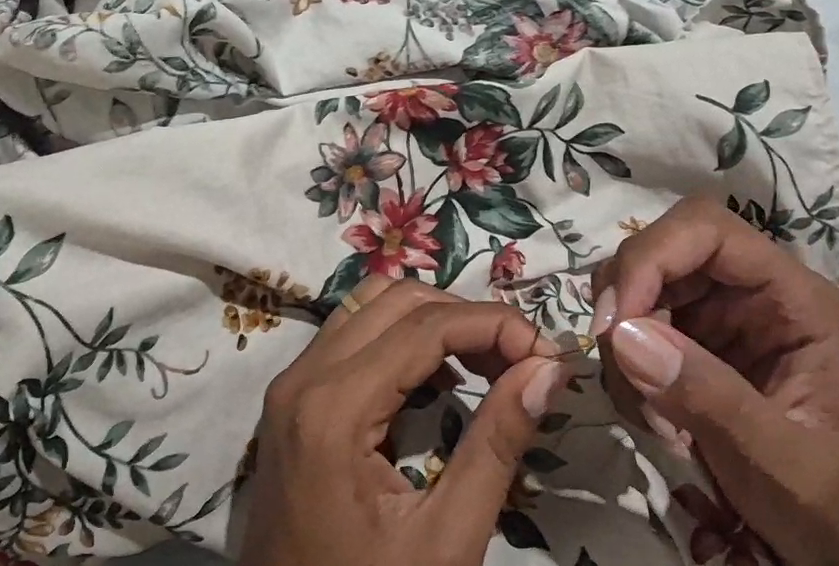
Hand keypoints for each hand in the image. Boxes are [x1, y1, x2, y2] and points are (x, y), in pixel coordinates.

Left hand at [237, 275, 567, 565]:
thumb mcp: (445, 539)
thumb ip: (496, 446)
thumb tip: (547, 370)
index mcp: (333, 408)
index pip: (425, 326)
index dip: (494, 325)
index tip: (546, 354)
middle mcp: (303, 378)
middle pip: (395, 299)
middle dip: (465, 316)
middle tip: (519, 361)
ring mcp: (291, 386)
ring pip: (369, 306)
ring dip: (432, 320)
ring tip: (486, 364)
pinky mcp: (292, 401)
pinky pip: (351, 336)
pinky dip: (401, 339)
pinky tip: (440, 381)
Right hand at [591, 197, 838, 565]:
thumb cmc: (833, 509)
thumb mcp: (781, 463)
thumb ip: (708, 397)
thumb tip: (622, 335)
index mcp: (795, 299)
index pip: (708, 229)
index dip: (653, 256)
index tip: (616, 322)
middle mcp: (753, 292)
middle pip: (663, 249)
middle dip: (627, 300)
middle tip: (616, 368)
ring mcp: (721, 316)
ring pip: (639, 285)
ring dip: (621, 341)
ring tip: (646, 414)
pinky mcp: (693, 344)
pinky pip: (634, 327)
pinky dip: (623, 366)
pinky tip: (649, 418)